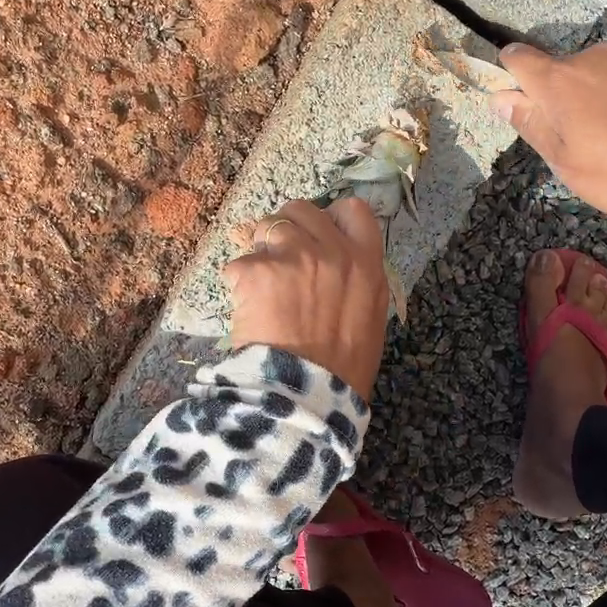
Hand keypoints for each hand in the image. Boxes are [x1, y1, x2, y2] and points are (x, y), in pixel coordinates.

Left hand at [222, 198, 389, 400]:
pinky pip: (238, 264)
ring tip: (260, 287)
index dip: (330, 217)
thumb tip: (333, 264)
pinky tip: (246, 310)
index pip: (353, 210)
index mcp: (367, 264)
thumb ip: (357, 282)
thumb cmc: (343, 370)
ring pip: (265, 228)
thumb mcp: (369, 320)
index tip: (317, 234)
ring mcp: (295, 257)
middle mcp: (333, 251)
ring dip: (259, 251)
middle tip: (279, 258)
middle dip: (287, 227)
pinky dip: (238, 284)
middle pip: (302, 210)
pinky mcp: (258, 271)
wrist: (307, 396)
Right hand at [493, 41, 606, 221]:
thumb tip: (500, 97)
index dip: (513, 73)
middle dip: (570, 95)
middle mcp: (594, 56)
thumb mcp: (566, 163)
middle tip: (590, 135)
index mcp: (560, 82)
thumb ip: (531, 125)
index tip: (520, 93)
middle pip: (567, 69)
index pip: (519, 59)